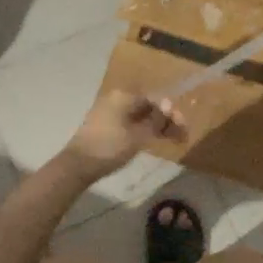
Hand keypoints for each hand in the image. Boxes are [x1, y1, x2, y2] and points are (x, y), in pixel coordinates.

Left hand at [62, 91, 187, 178]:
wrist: (78, 165)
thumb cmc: (110, 148)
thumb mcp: (138, 136)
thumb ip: (156, 120)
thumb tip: (169, 104)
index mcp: (123, 97)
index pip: (156, 100)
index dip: (172, 114)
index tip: (184, 130)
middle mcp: (116, 99)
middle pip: (148, 106)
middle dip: (166, 121)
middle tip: (180, 138)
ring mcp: (109, 111)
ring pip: (140, 115)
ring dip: (156, 126)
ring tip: (170, 141)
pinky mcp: (105, 125)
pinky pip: (130, 122)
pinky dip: (143, 130)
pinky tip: (152, 141)